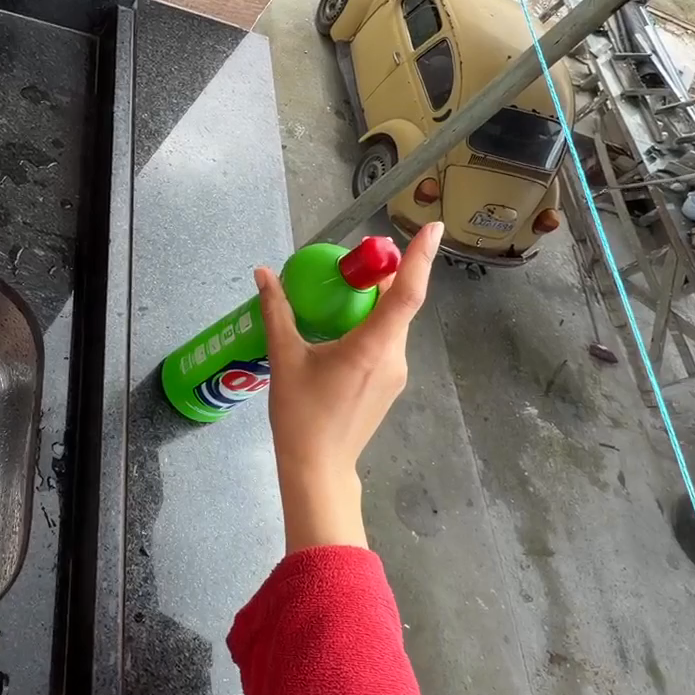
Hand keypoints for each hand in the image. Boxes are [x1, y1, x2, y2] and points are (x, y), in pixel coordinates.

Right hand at [255, 222, 442, 551]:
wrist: (317, 466)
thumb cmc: (300, 413)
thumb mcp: (283, 357)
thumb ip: (277, 311)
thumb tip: (264, 275)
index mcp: (373, 347)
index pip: (406, 293)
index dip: (420, 258)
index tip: (431, 228)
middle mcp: (394, 356)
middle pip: (397, 304)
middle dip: (379, 277)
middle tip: (349, 261)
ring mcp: (395, 373)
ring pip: (389, 324)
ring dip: (368, 303)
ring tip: (333, 295)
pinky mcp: (387, 384)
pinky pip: (383, 342)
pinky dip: (365, 325)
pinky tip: (334, 331)